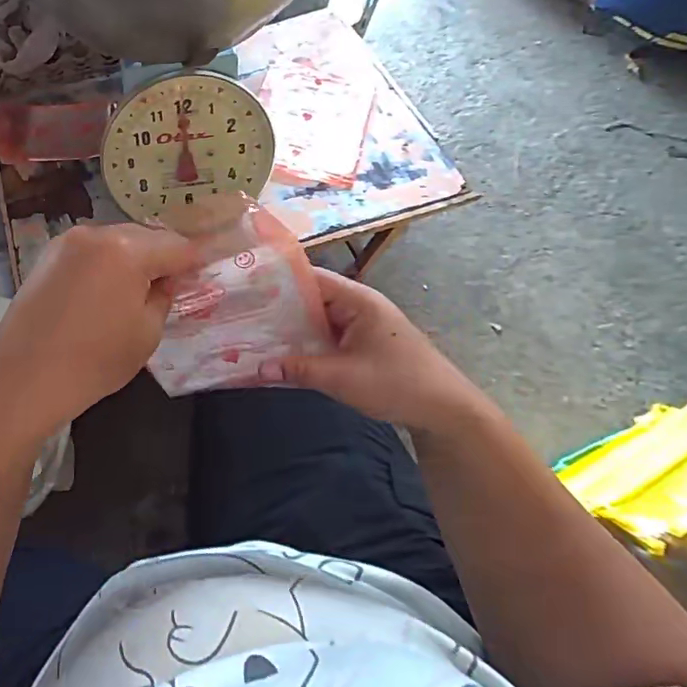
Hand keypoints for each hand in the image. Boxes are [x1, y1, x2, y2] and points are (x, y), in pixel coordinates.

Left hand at [0, 223, 199, 431]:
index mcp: (128, 250)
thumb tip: (168, 279)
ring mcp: (68, 242)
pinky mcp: (47, 255)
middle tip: (171, 285)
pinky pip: (92, 250)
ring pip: (118, 240)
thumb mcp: (147, 333)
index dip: (195, 261)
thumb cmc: (94, 361)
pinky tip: (105, 290)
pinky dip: (106, 262)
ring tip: (137, 289)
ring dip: (133, 257)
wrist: (23, 380)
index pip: (177, 246)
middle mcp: (98, 234)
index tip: (203, 274)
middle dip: (163, 256)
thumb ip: (164, 296)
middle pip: (147, 236)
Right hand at [262, 268, 491, 435]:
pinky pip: (328, 336)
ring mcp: (361, 324)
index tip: (246, 288)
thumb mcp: (343, 378)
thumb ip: (299, 369)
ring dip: (292, 328)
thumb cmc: (397, 383)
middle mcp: (358, 305)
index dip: (278, 280)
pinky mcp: (363, 343)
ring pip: (318, 319)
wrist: (445, 409)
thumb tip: (257, 366)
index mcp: (357, 299)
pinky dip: (308, 343)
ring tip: (253, 334)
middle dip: (278, 307)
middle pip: (311, 297)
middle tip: (242, 315)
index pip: (310, 277)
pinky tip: (284, 354)